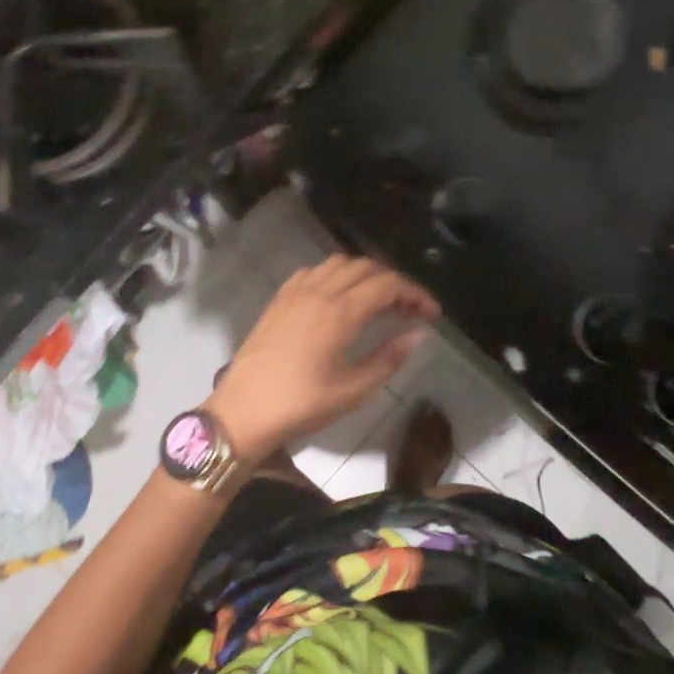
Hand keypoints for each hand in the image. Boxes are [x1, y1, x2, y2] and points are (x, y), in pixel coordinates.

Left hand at [207, 255, 439, 459]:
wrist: (243, 410)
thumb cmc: (301, 405)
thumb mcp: (352, 390)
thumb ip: (388, 359)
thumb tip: (418, 335)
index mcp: (340, 312)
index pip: (388, 284)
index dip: (415, 293)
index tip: (431, 314)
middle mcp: (318, 292)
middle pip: (365, 267)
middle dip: (393, 282)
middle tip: (408, 311)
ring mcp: (294, 293)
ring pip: (338, 264)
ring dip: (364, 275)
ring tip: (377, 303)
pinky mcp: (278, 300)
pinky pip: (312, 273)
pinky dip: (334, 276)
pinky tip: (338, 299)